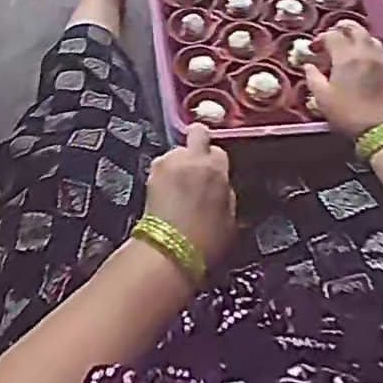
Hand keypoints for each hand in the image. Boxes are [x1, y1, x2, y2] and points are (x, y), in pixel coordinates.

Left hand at [142, 124, 235, 263]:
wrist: (170, 250)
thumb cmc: (206, 240)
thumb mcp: (230, 218)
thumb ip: (226, 191)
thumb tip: (221, 183)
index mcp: (216, 168)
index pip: (219, 150)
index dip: (217, 162)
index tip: (215, 173)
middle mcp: (191, 158)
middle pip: (197, 132)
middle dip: (199, 141)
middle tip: (197, 163)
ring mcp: (168, 162)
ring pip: (177, 151)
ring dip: (179, 162)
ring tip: (179, 186)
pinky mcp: (151, 171)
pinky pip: (162, 165)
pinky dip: (166, 173)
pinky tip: (167, 192)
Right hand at [304, 23, 382, 138]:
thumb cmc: (350, 113)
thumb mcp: (323, 99)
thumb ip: (313, 79)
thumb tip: (308, 66)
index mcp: (346, 57)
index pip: (333, 35)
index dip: (321, 38)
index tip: (314, 48)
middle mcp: (366, 53)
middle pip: (357, 29)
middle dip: (344, 27)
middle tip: (334, 33)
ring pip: (372, 38)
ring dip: (360, 36)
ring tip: (351, 44)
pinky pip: (380, 52)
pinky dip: (370, 49)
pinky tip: (364, 60)